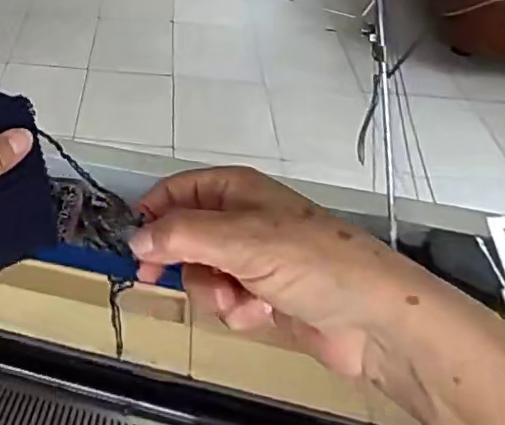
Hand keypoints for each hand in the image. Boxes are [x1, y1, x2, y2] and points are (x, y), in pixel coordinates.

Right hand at [129, 167, 443, 377]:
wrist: (368, 316)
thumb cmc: (310, 259)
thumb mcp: (241, 240)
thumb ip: (183, 236)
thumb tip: (135, 236)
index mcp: (235, 189)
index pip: (178, 191)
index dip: (153, 215)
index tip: (135, 249)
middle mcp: (241, 217)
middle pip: (185, 236)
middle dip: (188, 263)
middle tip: (176, 280)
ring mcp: (252, 256)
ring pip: (203, 273)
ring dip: (215, 292)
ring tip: (242, 298)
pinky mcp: (263, 292)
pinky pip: (227, 300)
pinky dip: (238, 310)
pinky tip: (262, 312)